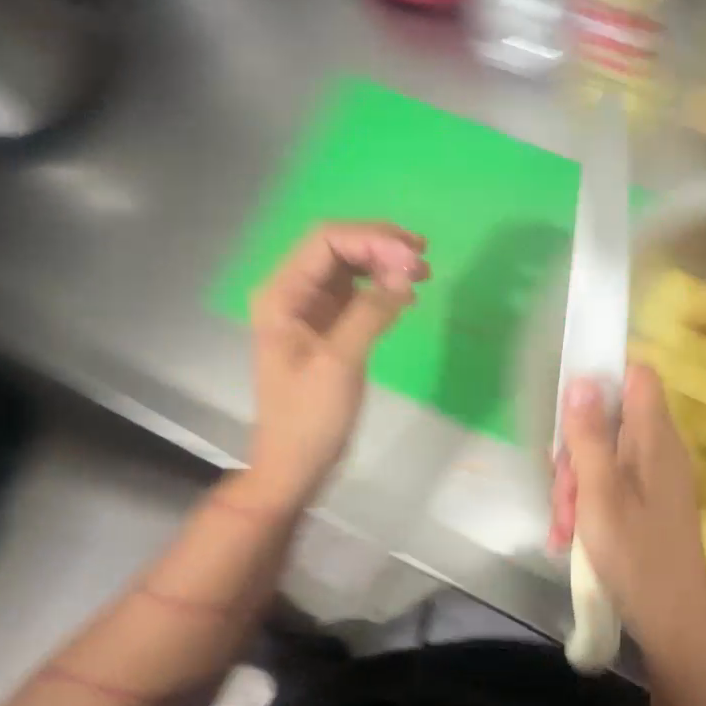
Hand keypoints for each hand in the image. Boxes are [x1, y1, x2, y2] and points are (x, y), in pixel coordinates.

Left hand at [248, 222, 427, 507]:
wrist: (295, 465)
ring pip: (350, 269)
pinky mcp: (328, 331)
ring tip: (422, 274)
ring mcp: (310, 312)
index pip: (326, 241)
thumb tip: (405, 273)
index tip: (414, 257)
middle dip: (381, 247)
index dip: (372, 239)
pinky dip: (382, 290)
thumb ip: (371, 312)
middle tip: (424, 261)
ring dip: (384, 264)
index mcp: (282, 294)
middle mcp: (292, 293)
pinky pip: (356, 295)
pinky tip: (407, 296)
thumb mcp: (340, 363)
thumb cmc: (309, 418)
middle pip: (338, 247)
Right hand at [548, 365, 705, 656]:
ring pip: (603, 460)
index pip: (636, 377)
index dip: (601, 381)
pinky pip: (611, 489)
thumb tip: (583, 378)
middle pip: (609, 423)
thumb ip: (589, 436)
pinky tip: (570, 540)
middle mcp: (660, 452)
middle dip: (575, 455)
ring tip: (564, 530)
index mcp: (655, 439)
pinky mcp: (650, 508)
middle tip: (563, 496)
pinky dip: (588, 508)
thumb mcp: (599, 494)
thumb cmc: (635, 556)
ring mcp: (656, 482)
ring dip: (575, 490)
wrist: (672, 622)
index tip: (568, 414)